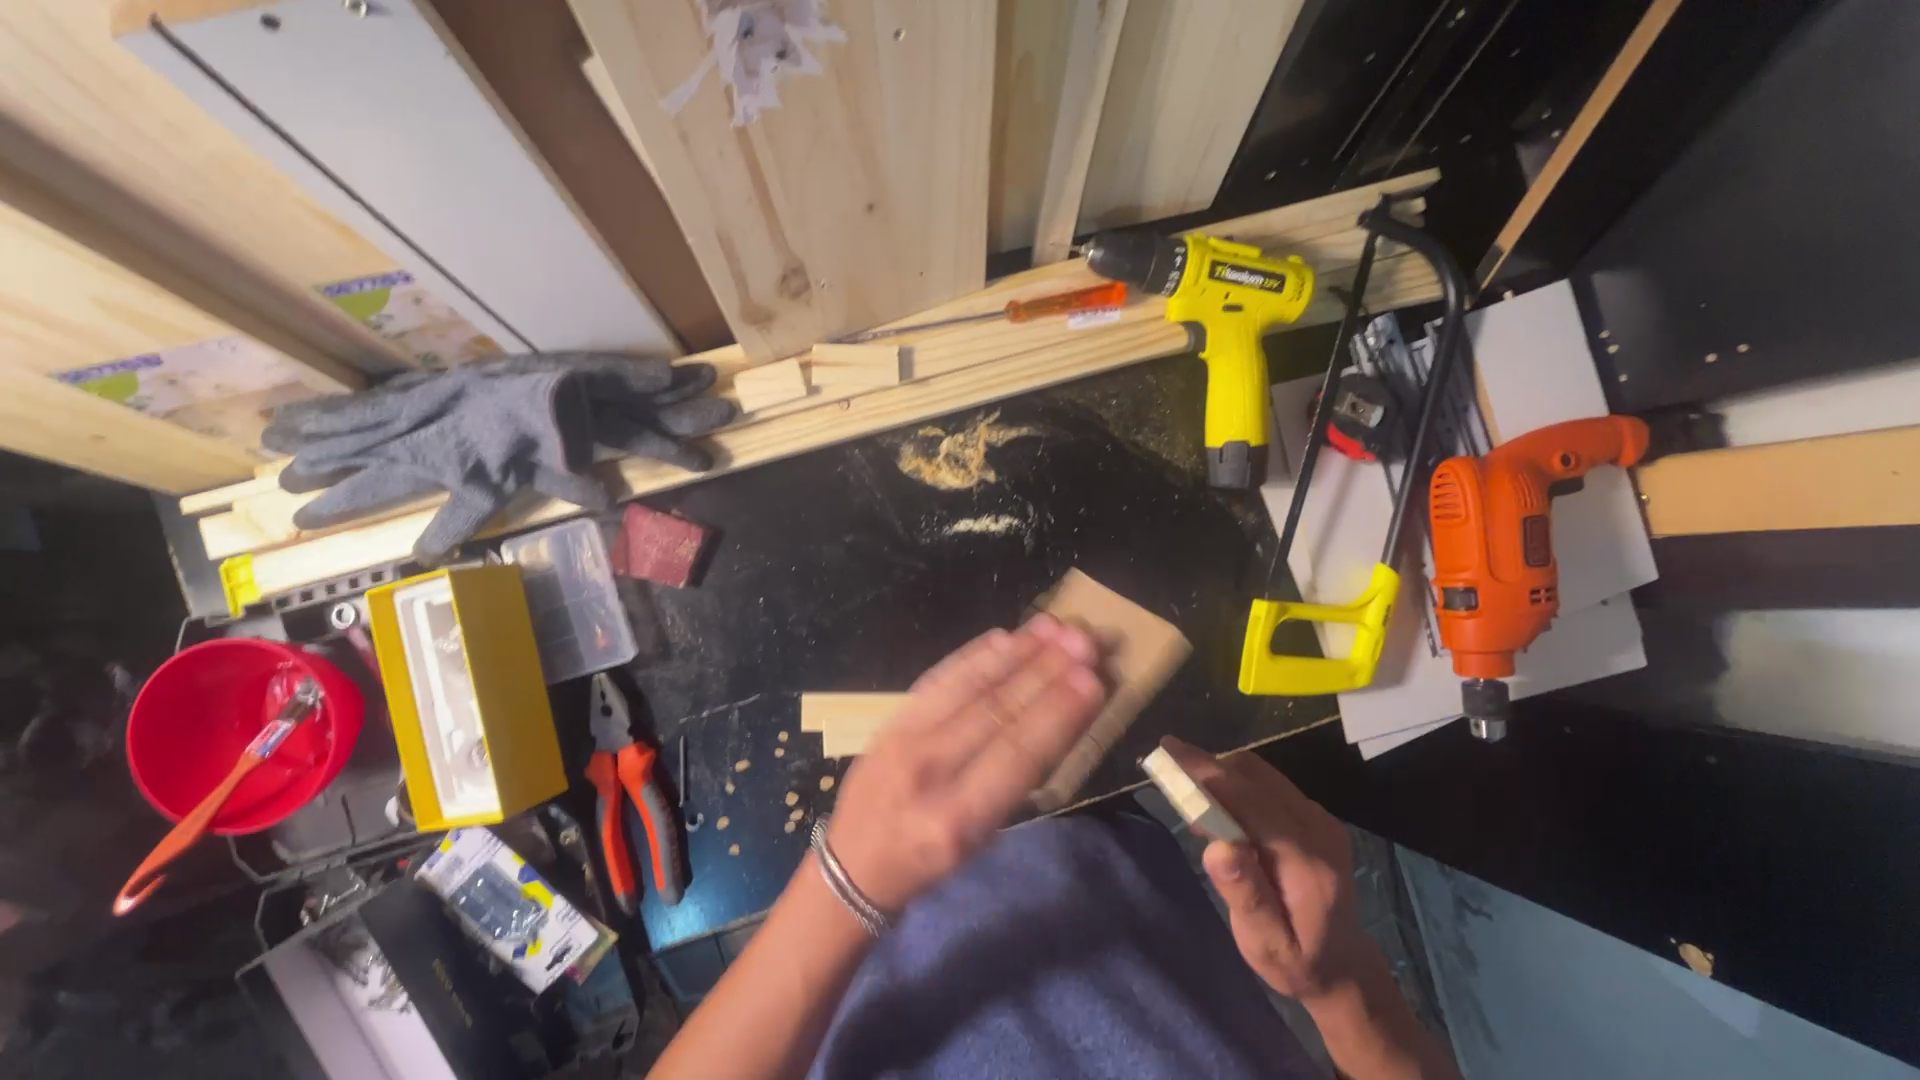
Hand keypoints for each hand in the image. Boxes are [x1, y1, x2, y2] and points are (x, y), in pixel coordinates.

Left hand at [825, 615, 1106, 912]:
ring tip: (1053, 627)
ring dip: (1015, 653)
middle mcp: (929, 773)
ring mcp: (903, 740)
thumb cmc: (930, 863)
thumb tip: (1061, 722)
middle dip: (1044, 672)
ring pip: (968, 687)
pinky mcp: (890, 721)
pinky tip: (1003, 638)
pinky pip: (937, 680)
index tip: (1092, 681)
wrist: (852, 865)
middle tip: (1084, 640)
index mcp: (957, 818)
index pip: (1016, 755)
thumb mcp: (979, 840)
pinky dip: (973, 656)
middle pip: (995, 711)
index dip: (1057, 715)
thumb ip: (1016, 784)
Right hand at [1161, 737, 1375, 1002]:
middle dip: (1207, 767)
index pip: (1251, 801)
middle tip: (1169, 776)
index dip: (1207, 773)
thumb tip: (1217, 847)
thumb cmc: (1296, 961)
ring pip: (1260, 774)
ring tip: (1191, 800)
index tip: (1167, 751)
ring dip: (1220, 775)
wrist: (1344, 965)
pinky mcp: (1314, 816)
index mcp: (1307, 862)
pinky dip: (1235, 785)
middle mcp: (1319, 829)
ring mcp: (1320, 819)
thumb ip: (1245, 895)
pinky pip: (1268, 784)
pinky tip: (1218, 811)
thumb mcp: (1265, 944)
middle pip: (1255, 776)